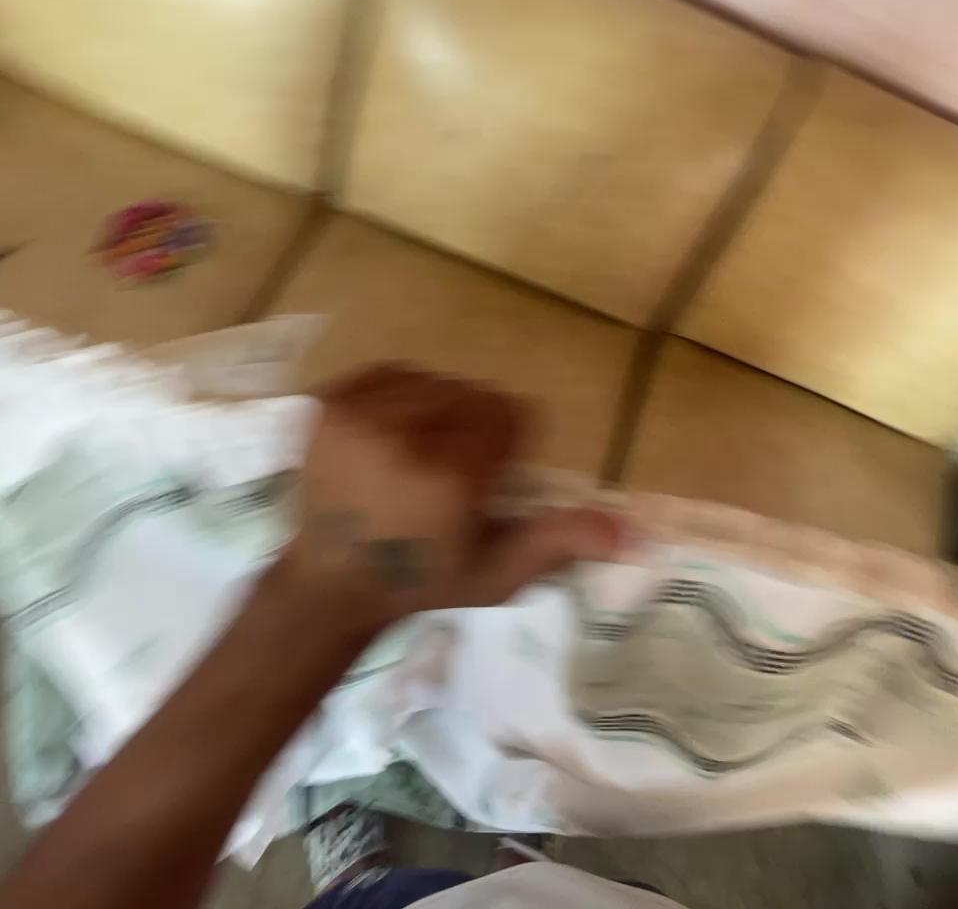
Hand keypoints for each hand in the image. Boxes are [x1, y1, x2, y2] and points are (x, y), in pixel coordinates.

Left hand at [277, 364, 623, 629]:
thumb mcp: (497, 574)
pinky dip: (399, 399)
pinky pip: (390, 375)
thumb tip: (631, 531)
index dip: (506, 445)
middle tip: (453, 468)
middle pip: (471, 394)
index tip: (487, 476)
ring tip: (420, 452)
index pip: (508, 415)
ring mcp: (355, 417)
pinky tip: (390, 436)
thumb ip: (558, 541)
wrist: (328, 582)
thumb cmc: (421, 581)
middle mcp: (399, 438)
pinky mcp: (326, 404)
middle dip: (474, 427)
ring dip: (437, 410)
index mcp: (446, 478)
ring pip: (433, 380)